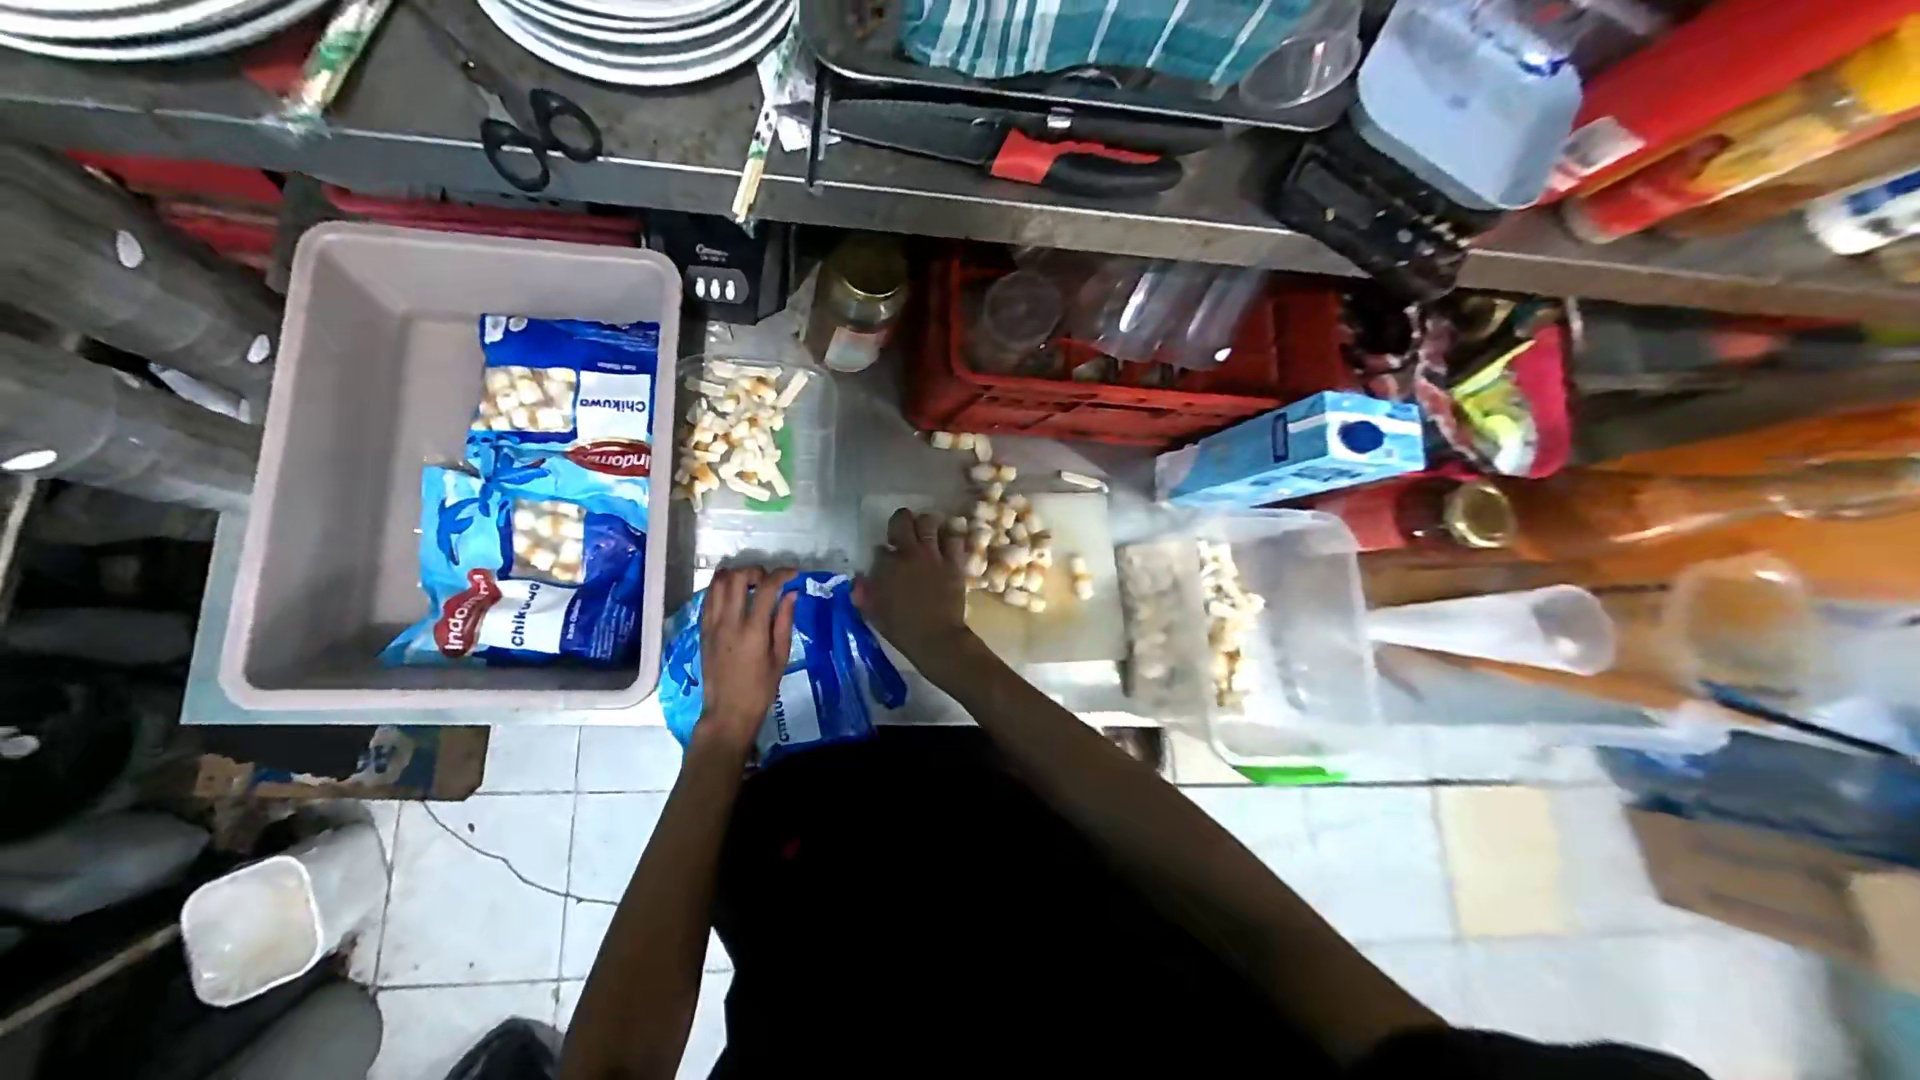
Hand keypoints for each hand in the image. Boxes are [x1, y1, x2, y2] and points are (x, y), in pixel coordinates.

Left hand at [697, 566, 797, 756]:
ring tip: (750, 584)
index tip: (793, 573)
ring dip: (735, 575)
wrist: (728, 711)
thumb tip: (791, 594)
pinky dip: (721, 588)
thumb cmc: (761, 688)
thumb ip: (785, 621)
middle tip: (768, 580)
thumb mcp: (781, 656)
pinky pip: (708, 598)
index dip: (782, 574)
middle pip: (737, 577)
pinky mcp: (702, 630)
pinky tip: (734, 596)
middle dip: (755, 570)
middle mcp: (729, 622)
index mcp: (753, 630)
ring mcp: (712, 625)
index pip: (766, 588)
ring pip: (717, 583)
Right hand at [854, 508, 974, 670]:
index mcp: (887, 564)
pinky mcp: (954, 562)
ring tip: (924, 534)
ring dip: (925, 525)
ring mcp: (934, 555)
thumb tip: (859, 578)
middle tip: (902, 534)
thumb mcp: (873, 612)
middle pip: (903, 520)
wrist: (935, 637)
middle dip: (900, 522)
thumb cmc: (901, 628)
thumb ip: (862, 592)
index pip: (879, 547)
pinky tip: (945, 546)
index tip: (884, 560)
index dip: (881, 553)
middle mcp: (910, 552)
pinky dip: (949, 539)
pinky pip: (954, 539)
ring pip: (929, 522)